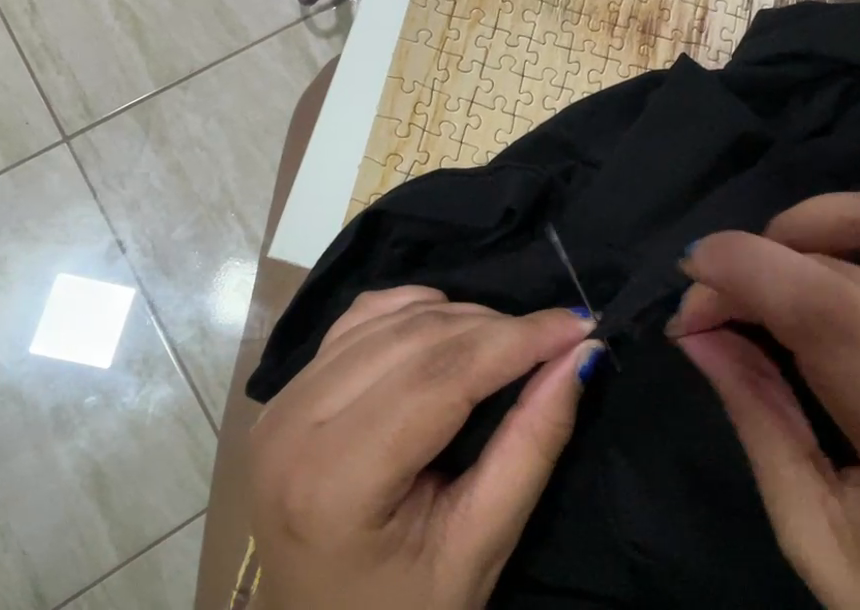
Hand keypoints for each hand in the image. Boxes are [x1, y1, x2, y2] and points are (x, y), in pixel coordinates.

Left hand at [250, 286, 602, 608]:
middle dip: (496, 326)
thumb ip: (529, 446)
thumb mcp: (479, 547)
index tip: (579, 323)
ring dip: (459, 316)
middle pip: (414, 338)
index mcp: (332, 480)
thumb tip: (579, 356)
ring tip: (511, 343)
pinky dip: (412, 312)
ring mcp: (280, 403)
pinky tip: (449, 333)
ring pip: (387, 318)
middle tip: (558, 336)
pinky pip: (359, 320)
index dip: (515, 339)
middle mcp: (293, 423)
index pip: (439, 376)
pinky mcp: (284, 392)